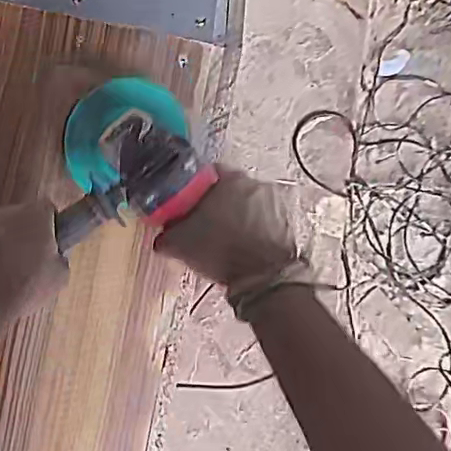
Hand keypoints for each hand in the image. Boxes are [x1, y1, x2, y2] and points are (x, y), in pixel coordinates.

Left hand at [0, 201, 68, 314]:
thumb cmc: (23, 288)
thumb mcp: (59, 277)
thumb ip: (60, 257)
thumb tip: (56, 256)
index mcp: (35, 215)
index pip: (48, 208)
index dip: (51, 225)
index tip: (51, 241)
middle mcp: (6, 213)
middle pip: (21, 216)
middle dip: (26, 233)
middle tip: (31, 260)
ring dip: (4, 243)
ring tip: (8, 272)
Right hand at [154, 168, 301, 287]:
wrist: (263, 277)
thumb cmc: (223, 252)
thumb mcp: (180, 245)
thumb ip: (166, 234)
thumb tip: (162, 237)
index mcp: (227, 179)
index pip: (206, 173)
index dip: (193, 190)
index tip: (187, 205)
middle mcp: (254, 183)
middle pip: (229, 188)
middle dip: (216, 203)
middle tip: (203, 223)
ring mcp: (275, 201)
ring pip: (248, 203)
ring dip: (237, 215)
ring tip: (224, 238)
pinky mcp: (288, 220)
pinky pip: (264, 218)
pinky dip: (254, 228)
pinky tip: (242, 246)